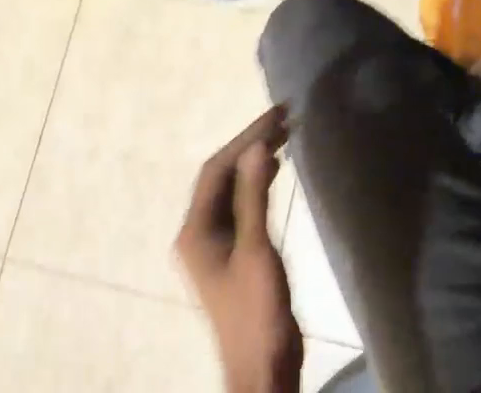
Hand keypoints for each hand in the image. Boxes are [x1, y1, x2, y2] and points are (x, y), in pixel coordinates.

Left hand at [177, 106, 300, 392]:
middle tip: (285, 116)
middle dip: (250, 142)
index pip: (217, 168)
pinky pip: (241, 202)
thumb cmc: (256, 311)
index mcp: (194, 231)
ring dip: (255, 159)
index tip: (278, 114)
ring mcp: (214, 243)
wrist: (261, 366)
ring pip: (232, 187)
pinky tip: (277, 169)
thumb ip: (254, 198)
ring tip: (285, 133)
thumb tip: (257, 147)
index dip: (246, 136)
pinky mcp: (233, 252)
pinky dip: (258, 180)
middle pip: (221, 174)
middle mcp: (198, 232)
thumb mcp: (256, 251)